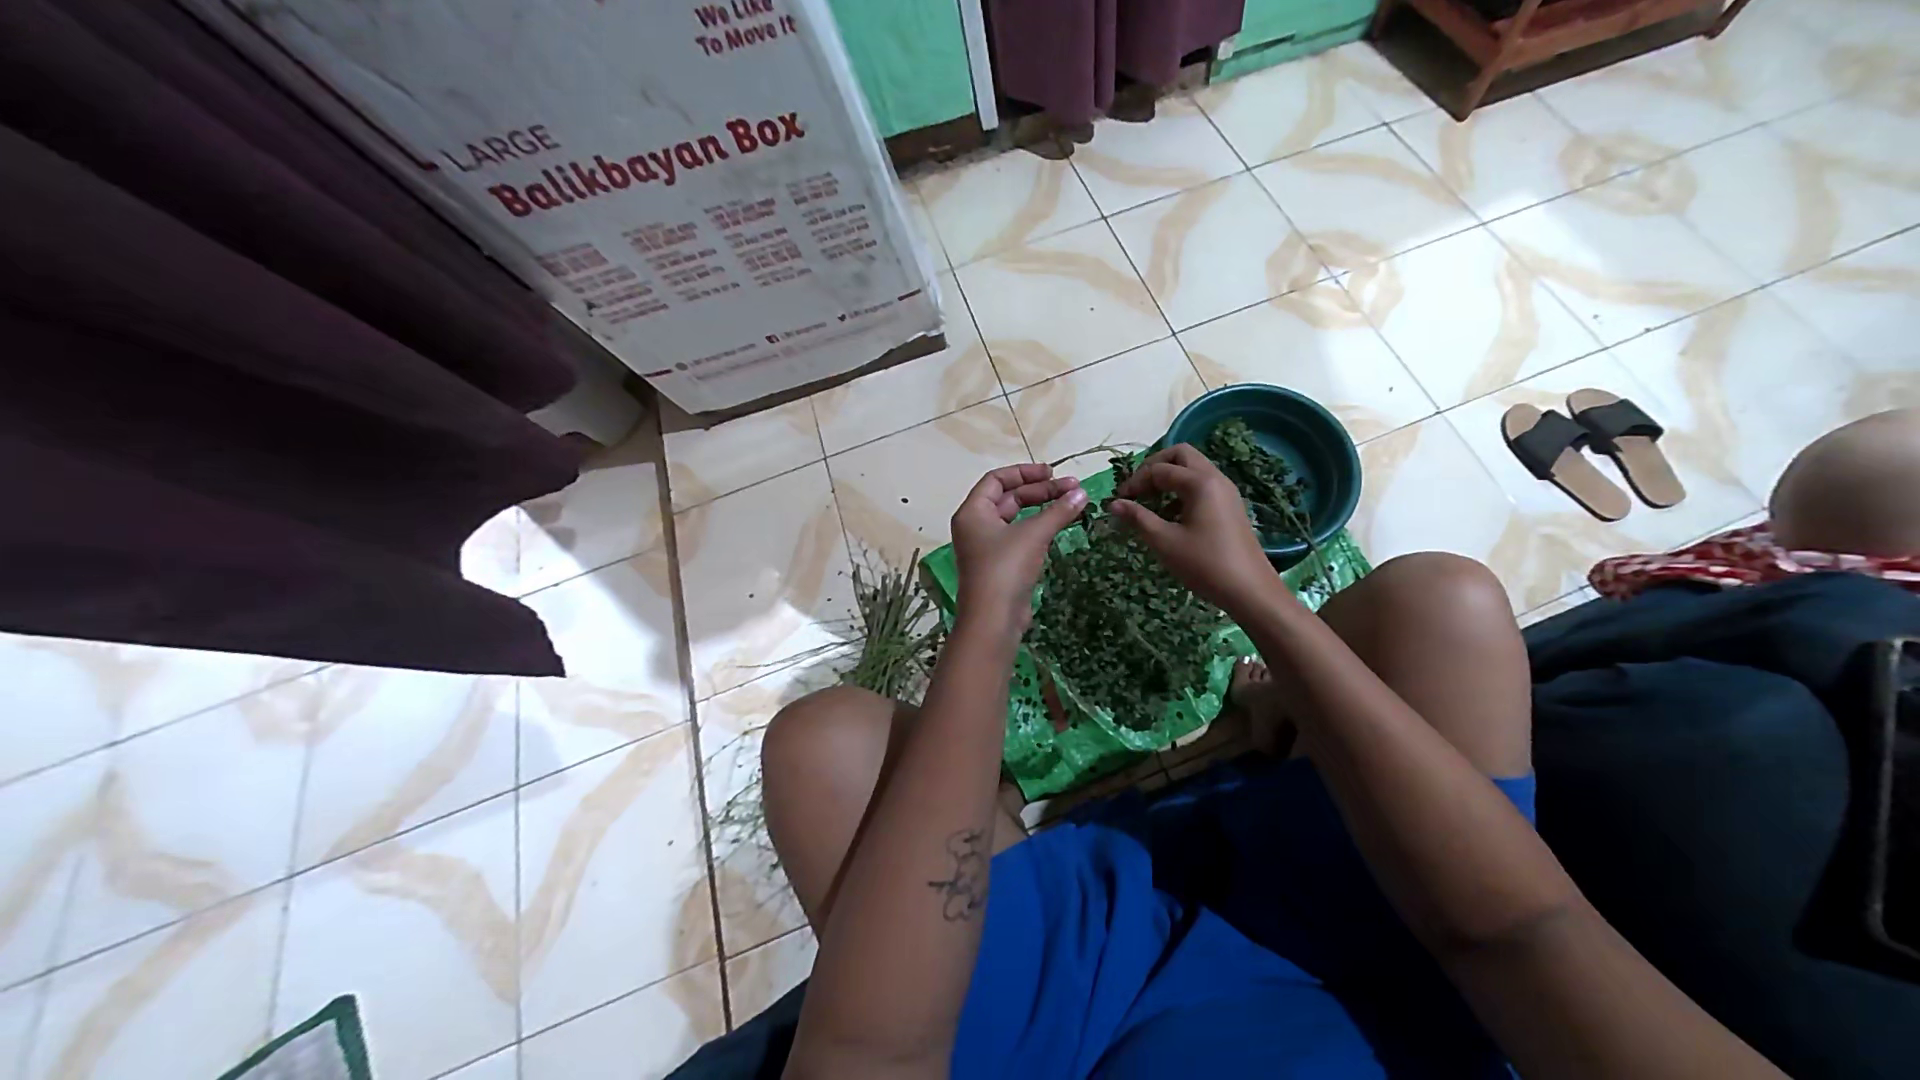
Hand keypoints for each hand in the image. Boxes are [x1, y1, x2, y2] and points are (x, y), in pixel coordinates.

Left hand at [951, 463, 1087, 637]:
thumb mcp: (1033, 534)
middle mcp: (975, 525)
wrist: (993, 619)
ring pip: (1016, 518)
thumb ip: (1058, 511)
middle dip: (1040, 491)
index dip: (1025, 472)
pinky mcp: (1000, 565)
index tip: (1053, 472)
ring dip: (1042, 509)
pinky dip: (1038, 528)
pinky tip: (1060, 526)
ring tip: (1072, 504)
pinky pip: (1019, 537)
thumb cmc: (1006, 569)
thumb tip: (1082, 493)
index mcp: (973, 512)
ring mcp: (987, 546)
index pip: (996, 479)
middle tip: (1073, 489)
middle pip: (1008, 497)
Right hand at [1108, 443, 1284, 618]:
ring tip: (1150, 503)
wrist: (1250, 590)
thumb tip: (1113, 503)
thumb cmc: (1204, 564)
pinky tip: (1171, 516)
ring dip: (1169, 478)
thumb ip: (1137, 518)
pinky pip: (1202, 485)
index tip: (1118, 501)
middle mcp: (1215, 478)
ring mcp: (1226, 492)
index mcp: (1200, 483)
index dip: (1135, 482)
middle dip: (1154, 467)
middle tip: (1137, 490)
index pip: (1159, 469)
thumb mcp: (1164, 542)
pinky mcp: (1230, 506)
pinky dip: (1182, 490)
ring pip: (1193, 469)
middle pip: (1180, 455)